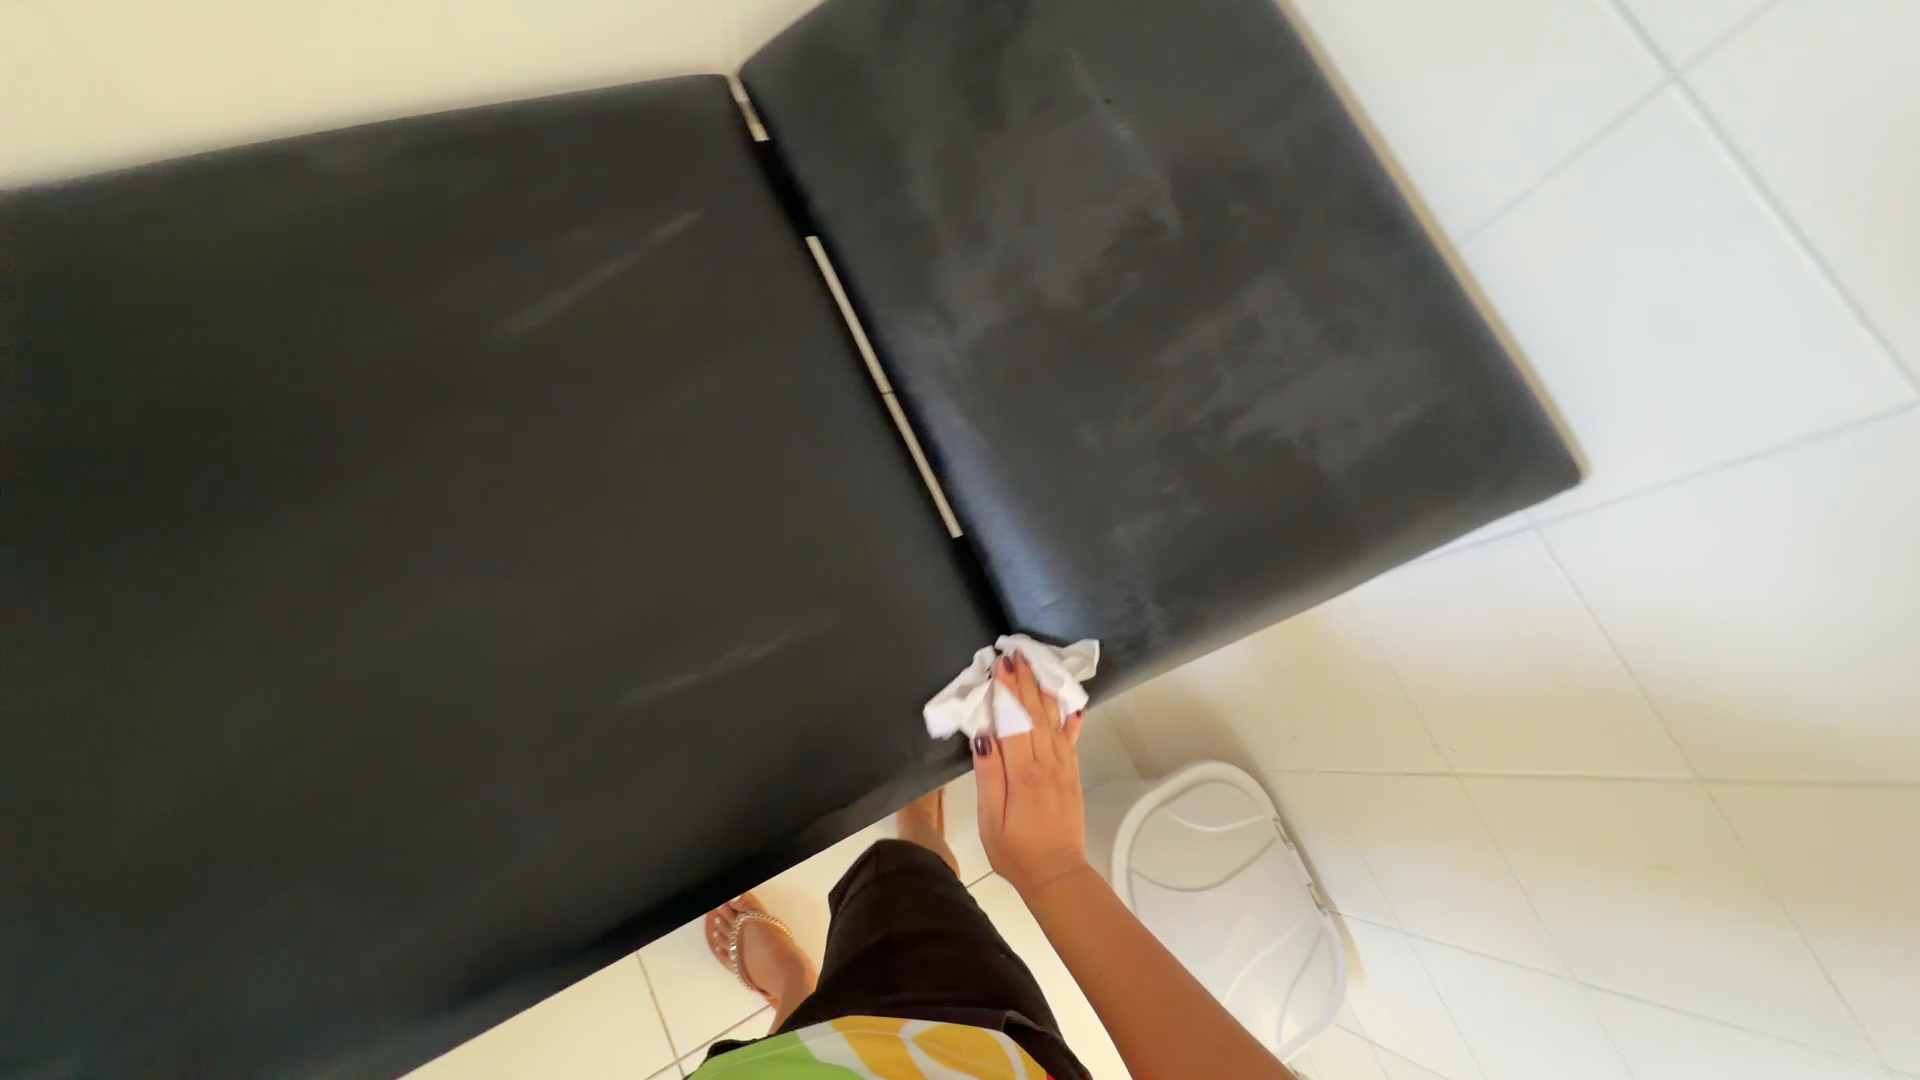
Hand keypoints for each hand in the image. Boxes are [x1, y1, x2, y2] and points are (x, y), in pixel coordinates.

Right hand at [971, 652, 1091, 897]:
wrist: (1057, 875)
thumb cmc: (1015, 851)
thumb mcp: (990, 819)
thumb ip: (988, 776)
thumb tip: (984, 737)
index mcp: (1022, 773)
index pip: (1014, 722)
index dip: (1007, 692)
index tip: (1002, 666)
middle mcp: (1046, 764)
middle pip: (1035, 714)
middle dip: (1026, 682)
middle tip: (1019, 655)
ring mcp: (1063, 768)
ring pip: (1054, 721)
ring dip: (1045, 691)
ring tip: (1039, 666)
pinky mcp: (1072, 775)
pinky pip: (1071, 739)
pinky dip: (1071, 718)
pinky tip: (1072, 703)